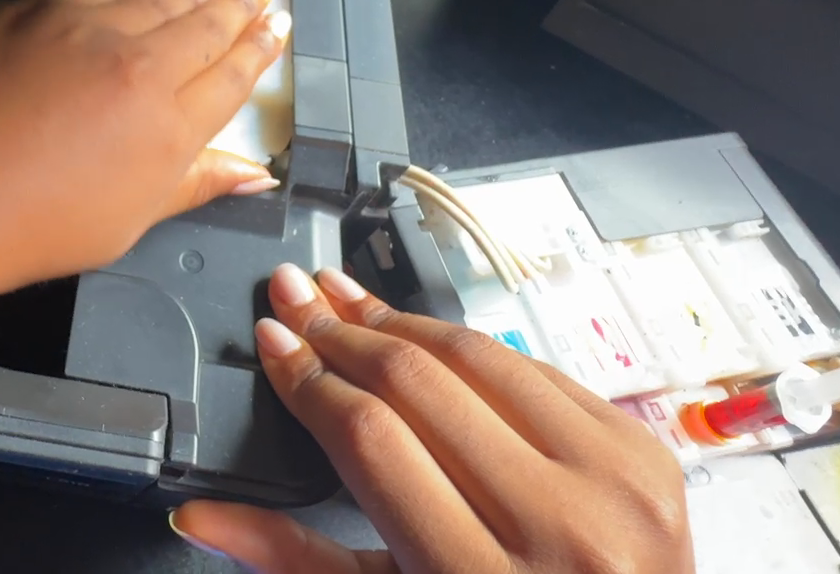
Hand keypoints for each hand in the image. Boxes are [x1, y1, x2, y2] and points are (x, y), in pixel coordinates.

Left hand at [0, 0, 290, 290]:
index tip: (277, 27)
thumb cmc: (17, 224)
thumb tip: (245, 174)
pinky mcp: (42, 10)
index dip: (263, 48)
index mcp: (168, 128)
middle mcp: (137, 68)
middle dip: (244, 1)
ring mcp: (88, 31)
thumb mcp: (125, 222)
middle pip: (209, 22)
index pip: (235, 75)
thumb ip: (193, 184)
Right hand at [172, 265, 693, 573]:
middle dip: (338, 327)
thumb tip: (196, 516)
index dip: (305, 374)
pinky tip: (418, 332)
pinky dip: (460, 342)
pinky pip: (525, 361)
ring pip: (469, 351)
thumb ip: (287, 557)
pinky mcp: (643, 448)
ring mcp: (614, 482)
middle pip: (414, 380)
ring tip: (344, 297)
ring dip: (395, 316)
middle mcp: (562, 530)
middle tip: (294, 291)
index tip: (272, 335)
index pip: (368, 436)